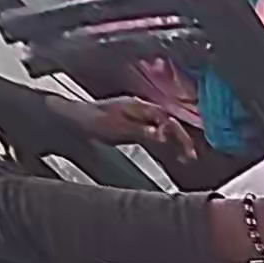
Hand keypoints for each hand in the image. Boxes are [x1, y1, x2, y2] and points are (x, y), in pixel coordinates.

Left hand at [57, 98, 195, 161]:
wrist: (73, 120)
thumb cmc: (93, 121)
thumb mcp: (120, 128)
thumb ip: (144, 131)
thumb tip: (164, 136)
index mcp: (139, 106)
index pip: (168, 120)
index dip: (180, 135)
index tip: (188, 150)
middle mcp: (141, 108)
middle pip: (170, 123)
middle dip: (183, 140)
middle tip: (190, 156)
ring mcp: (138, 115)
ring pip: (165, 127)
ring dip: (176, 142)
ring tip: (184, 156)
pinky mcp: (134, 123)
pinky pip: (157, 131)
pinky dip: (167, 141)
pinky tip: (169, 149)